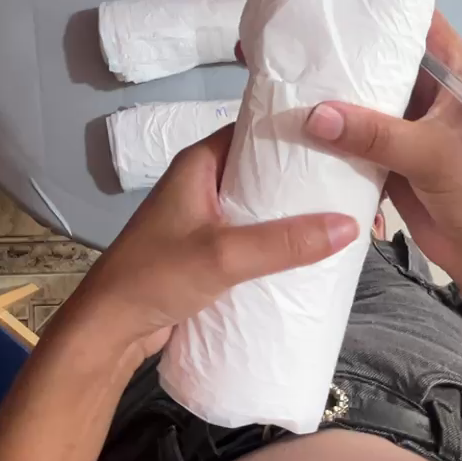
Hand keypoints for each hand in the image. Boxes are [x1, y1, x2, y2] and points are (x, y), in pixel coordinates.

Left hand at [50, 125, 358, 367]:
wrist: (110, 329)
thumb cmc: (156, 276)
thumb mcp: (223, 255)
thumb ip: (284, 243)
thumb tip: (350, 226)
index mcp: (198, 165)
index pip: (253, 131)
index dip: (293, 131)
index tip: (339, 137)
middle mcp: (202, 185)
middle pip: (261, 172)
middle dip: (301, 179)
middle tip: (351, 183)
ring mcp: (204, 221)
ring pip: (258, 209)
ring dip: (291, 215)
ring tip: (341, 216)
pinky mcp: (207, 253)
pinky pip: (251, 239)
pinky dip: (276, 244)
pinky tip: (309, 253)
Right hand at [303, 11, 461, 278]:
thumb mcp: (431, 153)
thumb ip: (374, 134)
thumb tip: (314, 116)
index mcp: (451, 70)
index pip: (414, 19)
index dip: (377, 4)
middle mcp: (424, 90)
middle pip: (376, 59)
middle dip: (336, 53)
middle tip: (285, 41)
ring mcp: (402, 124)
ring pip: (358, 100)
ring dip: (326, 97)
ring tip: (277, 79)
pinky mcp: (384, 156)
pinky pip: (349, 138)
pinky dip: (326, 136)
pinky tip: (288, 126)